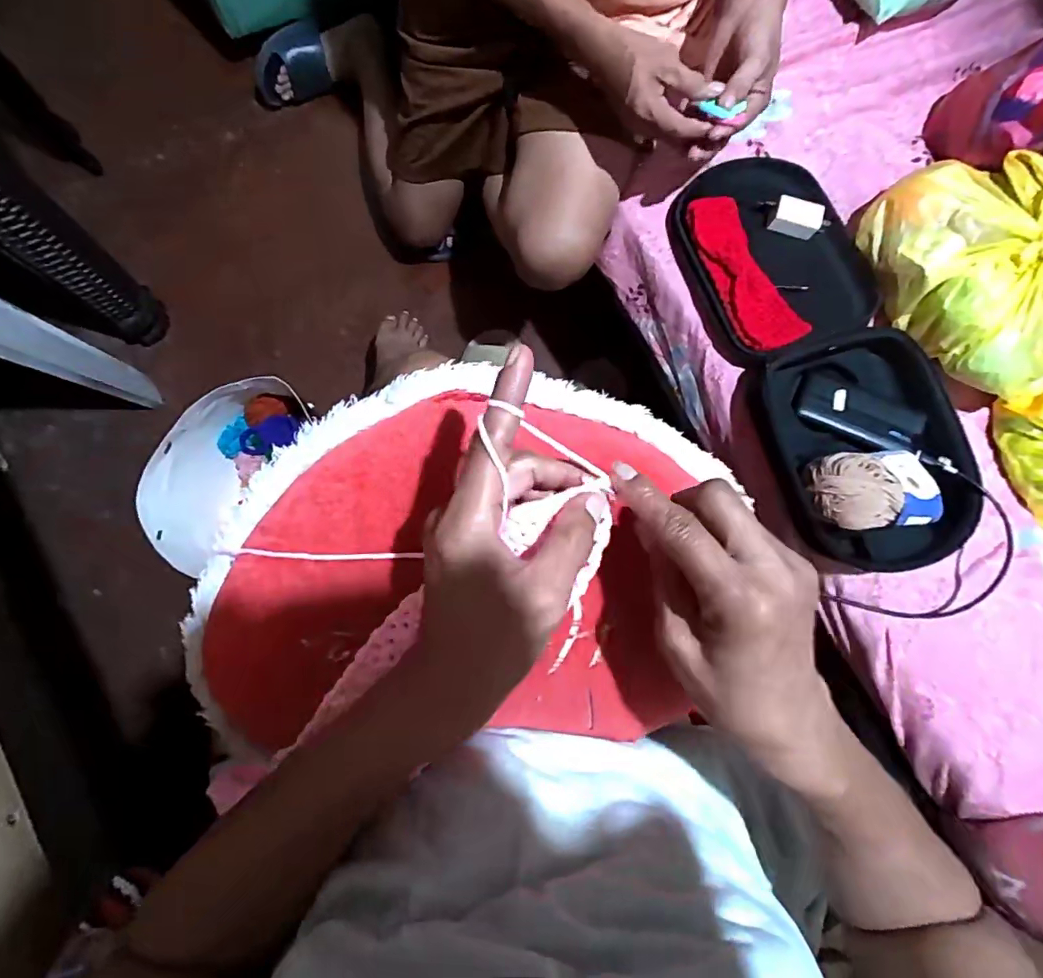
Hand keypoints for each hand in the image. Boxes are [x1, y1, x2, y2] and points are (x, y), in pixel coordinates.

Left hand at [414, 345, 603, 712]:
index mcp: (471, 516)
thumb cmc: (493, 643)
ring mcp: (458, 529)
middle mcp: (458, 512)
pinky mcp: (464, 545)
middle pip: (510, 467)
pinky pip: (504, 511)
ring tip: (584, 518)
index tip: (518, 354)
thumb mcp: (544, 592)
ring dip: (548, 495)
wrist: (446, 687)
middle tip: (596, 498)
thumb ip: (571, 536)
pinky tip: (560, 533)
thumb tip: (592, 498)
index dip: (508, 395)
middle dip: (555, 473)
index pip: (492, 442)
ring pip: (509, 489)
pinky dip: (534, 513)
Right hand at [582, 22, 719, 144]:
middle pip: (676, 142)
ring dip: (686, 134)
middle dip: (697, 137)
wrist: (599, 50)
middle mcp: (644, 129)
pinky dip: (674, 127)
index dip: (705, 129)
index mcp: (653, 115)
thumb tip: (717, 95)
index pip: (685, 131)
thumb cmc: (633, 52)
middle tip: (717, 126)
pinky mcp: (633, 122)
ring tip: (705, 121)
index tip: (723, 122)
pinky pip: (658, 131)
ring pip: (667, 138)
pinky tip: (686, 115)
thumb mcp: (668, 63)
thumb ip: (693, 83)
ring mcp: (636, 127)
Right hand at [612, 464, 835, 777]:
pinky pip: (749, 524)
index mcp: (740, 598)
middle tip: (659, 527)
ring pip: (736, 505)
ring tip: (685, 547)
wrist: (794, 718)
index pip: (686, 531)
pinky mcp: (800, 560)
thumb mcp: (675, 644)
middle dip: (680, 499)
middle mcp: (775, 567)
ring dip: (701, 513)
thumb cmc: (725, 695)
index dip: (649, 499)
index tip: (620, 473)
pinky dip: (722, 529)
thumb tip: (646, 526)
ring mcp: (794, 561)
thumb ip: (662, 578)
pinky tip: (714, 560)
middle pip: (719, 496)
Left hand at [682, 0, 785, 160]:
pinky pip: (696, 109)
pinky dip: (687, 120)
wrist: (747, 6)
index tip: (712, 134)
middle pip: (723, 130)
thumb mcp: (756, 59)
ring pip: (707, 123)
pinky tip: (676, 129)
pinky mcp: (705, 89)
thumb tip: (725, 108)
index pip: (740, 123)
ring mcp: (720, 98)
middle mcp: (738, 105)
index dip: (726, 131)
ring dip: (696, 136)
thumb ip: (741, 84)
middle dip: (708, 143)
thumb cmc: (760, 33)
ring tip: (682, 148)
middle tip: (693, 153)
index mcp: (755, 101)